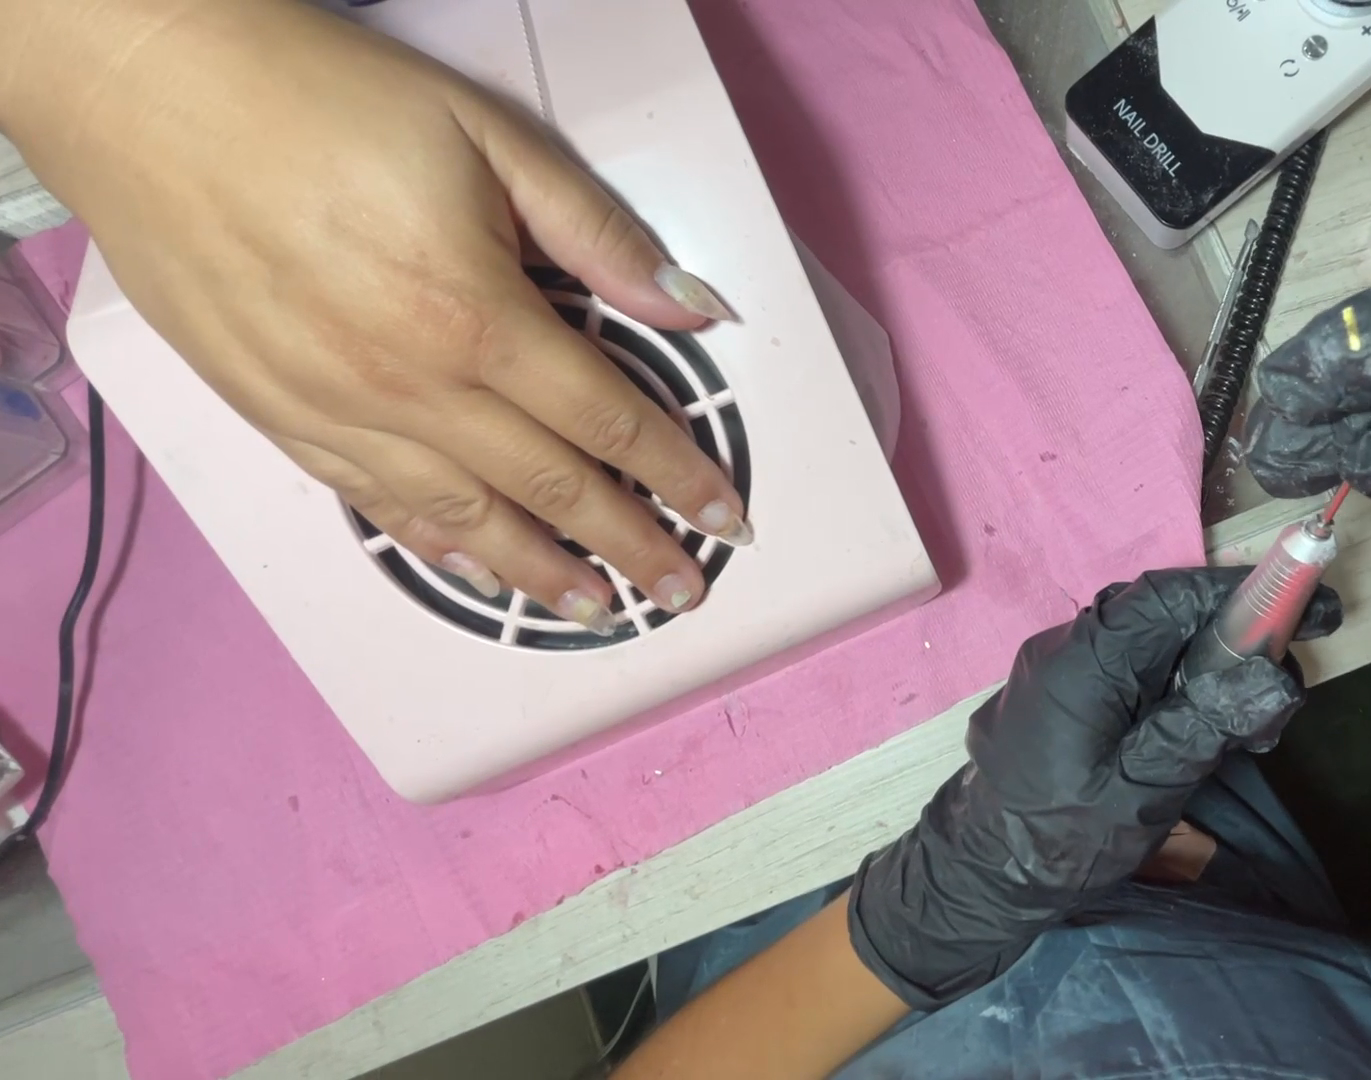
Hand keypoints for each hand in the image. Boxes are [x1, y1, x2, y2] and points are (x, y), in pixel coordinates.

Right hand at [0, 0, 746, 629]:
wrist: (127, 73)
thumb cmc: (325, 98)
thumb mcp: (491, 140)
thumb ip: (602, 237)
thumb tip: (694, 309)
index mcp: (478, 317)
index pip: (614, 424)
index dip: (680, 478)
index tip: (727, 521)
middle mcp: (413, 384)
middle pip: (556, 489)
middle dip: (632, 548)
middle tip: (682, 593)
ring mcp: (340, 412)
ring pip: (471, 519)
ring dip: (546, 575)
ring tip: (602, 613)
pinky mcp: (280, 417)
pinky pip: (379, 505)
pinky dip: (443, 549)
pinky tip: (484, 579)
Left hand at [847, 568, 1341, 1008]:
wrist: (978, 870)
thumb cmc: (1055, 839)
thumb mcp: (1138, 793)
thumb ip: (1201, 729)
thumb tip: (1274, 677)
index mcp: (1081, 660)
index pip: (1167, 596)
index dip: (1238, 593)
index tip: (1307, 607)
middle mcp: (1066, 647)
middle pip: (1161, 614)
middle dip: (1233, 634)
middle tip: (1285, 678)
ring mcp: (1061, 667)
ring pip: (1150, 640)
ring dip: (1208, 663)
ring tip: (1255, 720)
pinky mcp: (1064, 690)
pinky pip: (1129, 667)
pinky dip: (1176, 683)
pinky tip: (1206, 722)